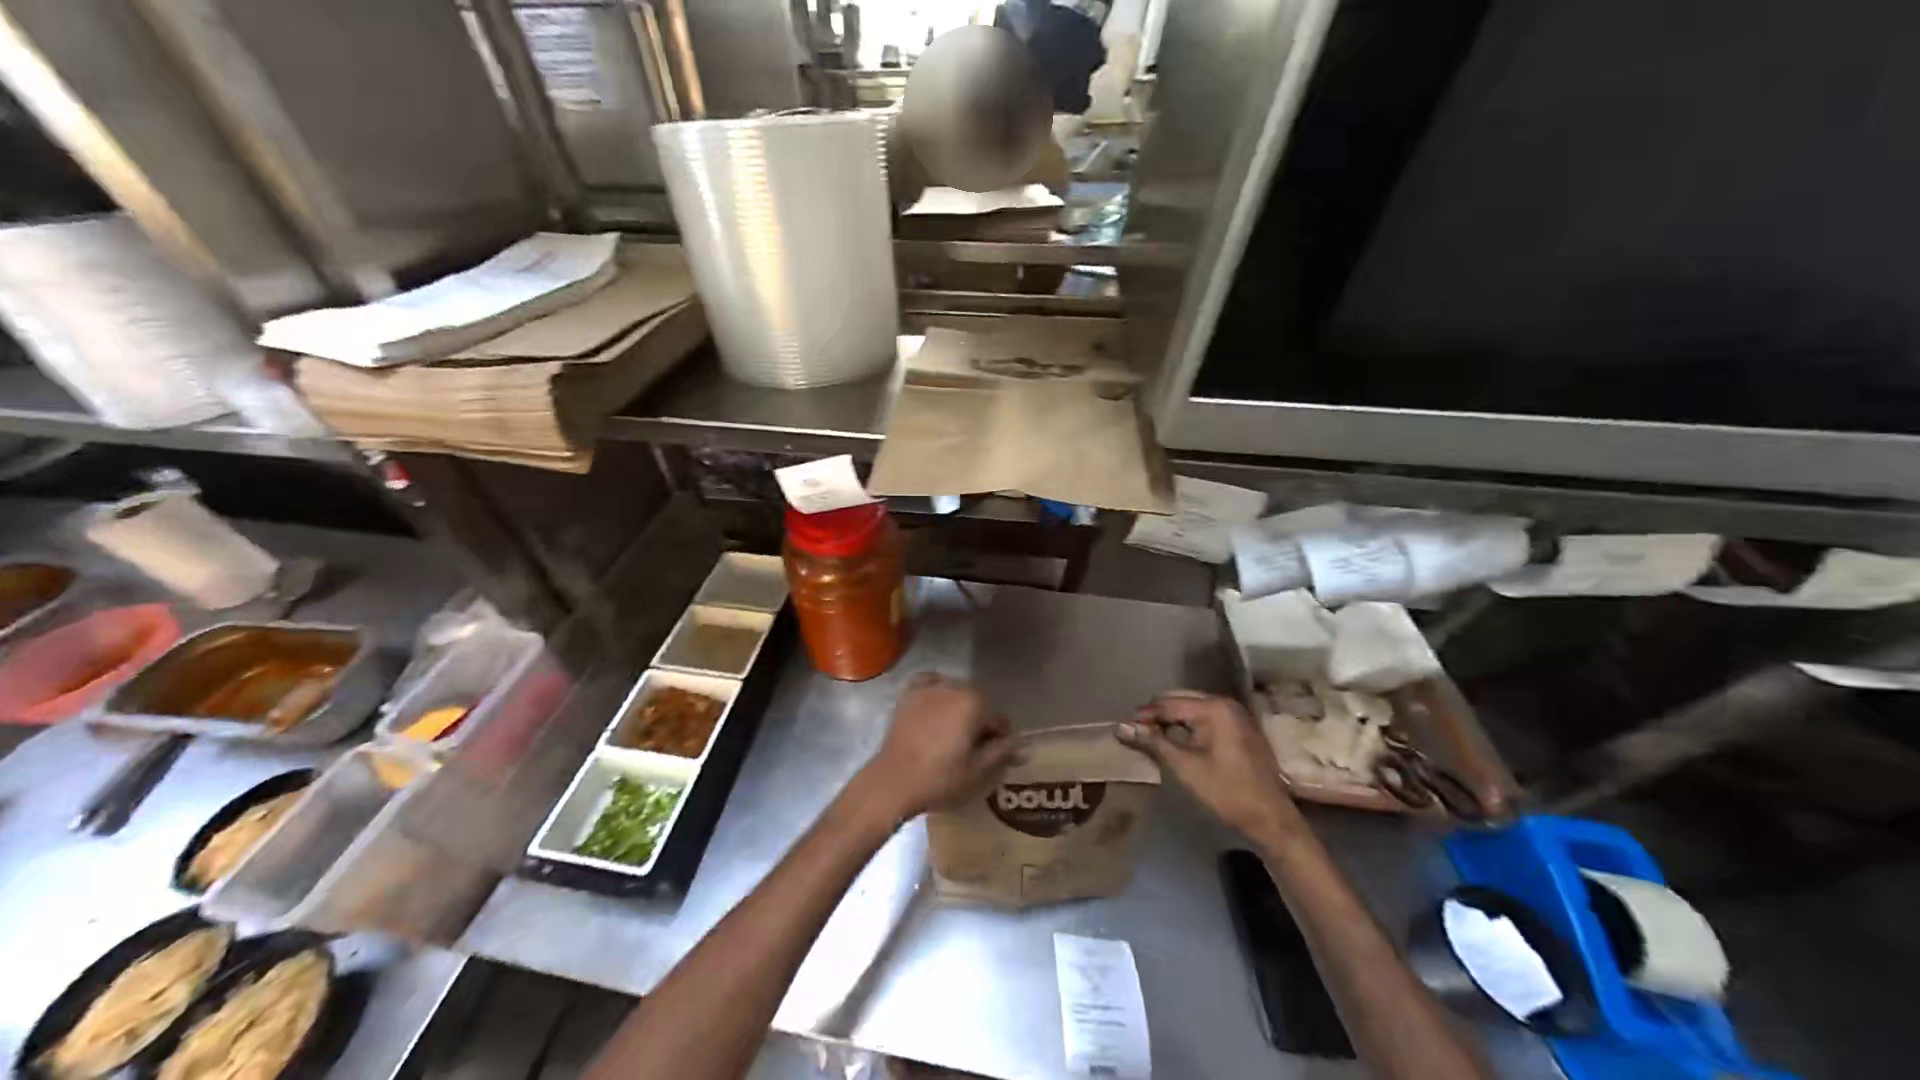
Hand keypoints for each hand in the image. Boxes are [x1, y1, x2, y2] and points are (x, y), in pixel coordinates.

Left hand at [858, 673, 1017, 818]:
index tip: (995, 754)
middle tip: (973, 748)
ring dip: (959, 708)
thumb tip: (1025, 745)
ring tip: (953, 733)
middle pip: (977, 703)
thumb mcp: (977, 769)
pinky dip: (936, 691)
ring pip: (955, 693)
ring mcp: (928, 688)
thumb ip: (1002, 751)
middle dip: (980, 721)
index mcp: (974, 703)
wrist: (894, 781)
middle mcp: (953, 687)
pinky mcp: (908, 694)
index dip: (1000, 738)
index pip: (998, 719)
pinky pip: (929, 684)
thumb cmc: (940, 777)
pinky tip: (936, 707)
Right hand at [1118, 690, 1303, 845]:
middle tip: (1136, 728)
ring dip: (1172, 716)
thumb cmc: (1225, 790)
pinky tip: (1176, 736)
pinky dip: (1189, 722)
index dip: (1144, 715)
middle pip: (1181, 698)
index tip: (1123, 725)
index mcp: (1214, 708)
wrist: (1270, 817)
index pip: (1169, 704)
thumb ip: (1153, 741)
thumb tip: (1122, 727)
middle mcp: (1226, 703)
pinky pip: (1207, 716)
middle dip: (1157, 712)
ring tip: (1151, 732)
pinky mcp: (1241, 728)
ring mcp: (1236, 715)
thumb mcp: (1184, 765)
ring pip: (1194, 706)